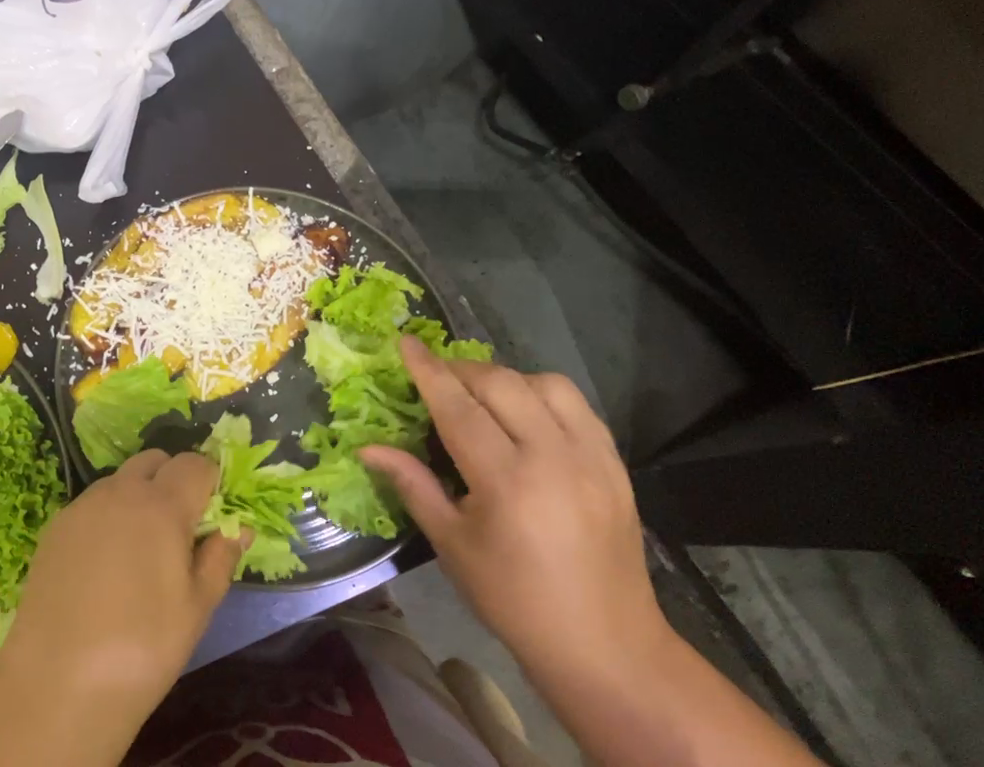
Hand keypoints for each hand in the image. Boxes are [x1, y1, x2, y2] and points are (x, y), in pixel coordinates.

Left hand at [0, 450, 242, 766]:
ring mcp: (80, 507)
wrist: (60, 679)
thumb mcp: (198, 607)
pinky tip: (106, 566)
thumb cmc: (144, 646)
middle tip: (181, 529)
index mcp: (160, 505)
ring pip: (118, 481)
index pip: (194, 464)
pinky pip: (91, 506)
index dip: (210, 482)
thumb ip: (220, 557)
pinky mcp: (53, 528)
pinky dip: (107, 518)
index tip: (214, 513)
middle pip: (153, 462)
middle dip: (172, 481)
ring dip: (138, 497)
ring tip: (141, 552)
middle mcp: (118, 492)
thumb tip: (236, 526)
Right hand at [362, 338, 667, 671]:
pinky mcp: (616, 466)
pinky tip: (525, 414)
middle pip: (502, 384)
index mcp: (507, 481)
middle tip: (434, 375)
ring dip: (507, 378)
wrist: (603, 642)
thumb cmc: (512, 598)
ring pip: (547, 385)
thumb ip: (413, 484)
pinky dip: (545, 396)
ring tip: (482, 394)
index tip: (405, 342)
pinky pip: (579, 407)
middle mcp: (554, 457)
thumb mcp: (451, 543)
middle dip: (462, 369)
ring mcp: (593, 459)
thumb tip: (367, 447)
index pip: (460, 407)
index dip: (429, 371)